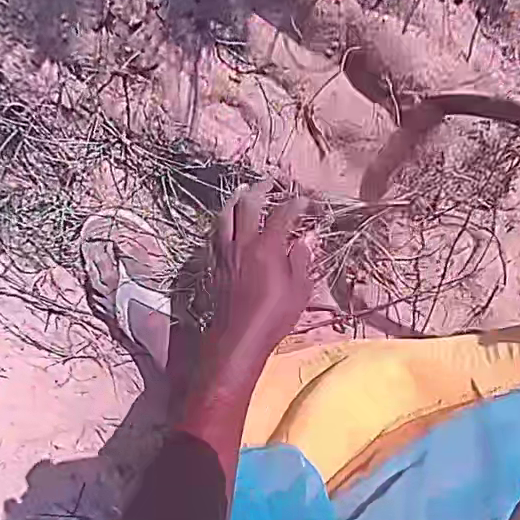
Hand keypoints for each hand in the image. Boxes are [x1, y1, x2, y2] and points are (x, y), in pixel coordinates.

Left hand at [199, 181, 315, 383]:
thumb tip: (306, 237)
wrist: (235, 338)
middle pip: (248, 205)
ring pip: (225, 216)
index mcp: (266, 247)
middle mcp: (242, 243)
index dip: (295, 203)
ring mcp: (224, 253)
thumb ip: (301, 259)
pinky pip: (215, 234)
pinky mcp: (213, 264)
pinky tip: (226, 223)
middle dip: (260, 189)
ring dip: (235, 201)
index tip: (305, 199)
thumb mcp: (298, 290)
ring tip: (243, 193)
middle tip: (270, 182)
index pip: (282, 214)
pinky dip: (223, 222)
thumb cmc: (273, 317)